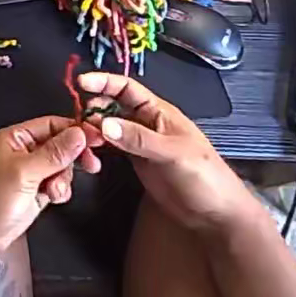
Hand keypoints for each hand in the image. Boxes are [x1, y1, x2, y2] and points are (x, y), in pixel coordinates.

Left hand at [0, 116, 100, 260]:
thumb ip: (54, 153)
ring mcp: (32, 171)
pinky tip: (53, 197)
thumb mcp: (24, 172)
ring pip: (63, 165)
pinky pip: (59, 182)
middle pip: (61, 144)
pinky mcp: (37, 189)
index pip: (52, 124)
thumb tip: (79, 134)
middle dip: (73, 156)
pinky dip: (61, 189)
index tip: (96, 137)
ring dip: (64, 177)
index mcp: (16, 137)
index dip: (74, 130)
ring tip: (54, 190)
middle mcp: (25, 150)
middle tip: (90, 163)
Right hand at [78, 71, 257, 234]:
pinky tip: (90, 151)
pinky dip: (99, 145)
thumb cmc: (203, 177)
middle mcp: (146, 122)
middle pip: (114, 104)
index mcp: (158, 111)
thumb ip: (138, 139)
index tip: (81, 82)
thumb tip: (102, 124)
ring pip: (110, 125)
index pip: (127, 88)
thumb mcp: (172, 154)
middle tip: (80, 120)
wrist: (215, 214)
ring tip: (82, 137)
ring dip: (94, 127)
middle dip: (95, 106)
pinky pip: (112, 145)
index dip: (104, 81)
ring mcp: (140, 141)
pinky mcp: (136, 160)